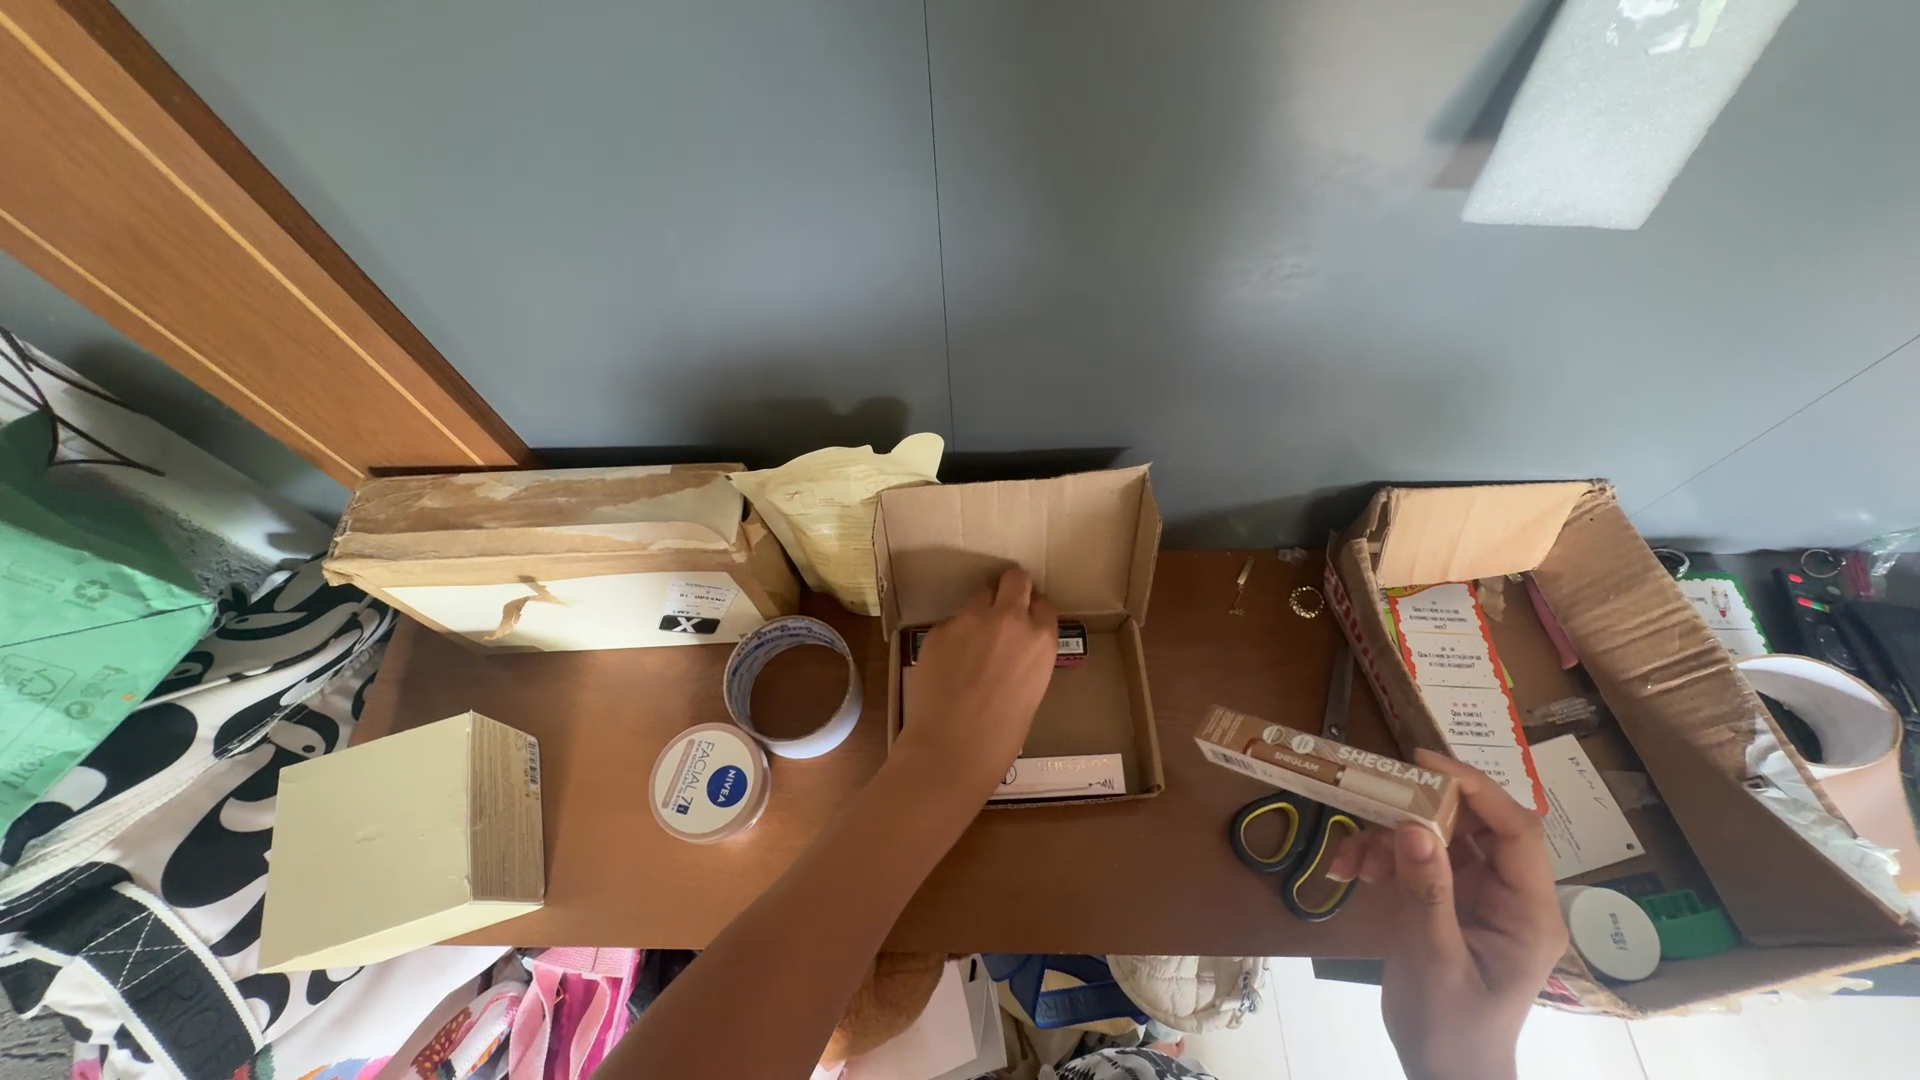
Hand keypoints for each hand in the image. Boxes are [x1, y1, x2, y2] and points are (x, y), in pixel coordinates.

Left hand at [893, 568, 1057, 797]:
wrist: (952, 748)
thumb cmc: (1002, 736)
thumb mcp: (1032, 691)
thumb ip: (1026, 658)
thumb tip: (1012, 651)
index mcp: (1041, 640)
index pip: (1044, 604)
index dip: (1033, 609)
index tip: (1026, 619)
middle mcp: (1009, 619)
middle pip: (1015, 580)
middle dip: (1011, 589)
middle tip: (1002, 610)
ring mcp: (970, 620)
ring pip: (978, 597)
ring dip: (979, 612)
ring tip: (970, 644)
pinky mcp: (939, 629)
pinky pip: (951, 623)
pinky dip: (953, 636)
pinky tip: (947, 664)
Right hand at [1324, 750, 1568, 1079]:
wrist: (1444, 1071)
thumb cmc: (1451, 1028)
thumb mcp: (1434, 960)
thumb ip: (1427, 892)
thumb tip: (1414, 825)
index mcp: (1528, 912)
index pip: (1516, 832)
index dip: (1477, 789)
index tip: (1425, 762)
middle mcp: (1508, 895)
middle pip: (1473, 824)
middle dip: (1419, 809)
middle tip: (1373, 795)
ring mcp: (1476, 896)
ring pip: (1436, 837)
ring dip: (1387, 837)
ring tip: (1351, 859)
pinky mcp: (1445, 899)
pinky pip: (1413, 858)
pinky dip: (1378, 856)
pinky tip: (1349, 871)